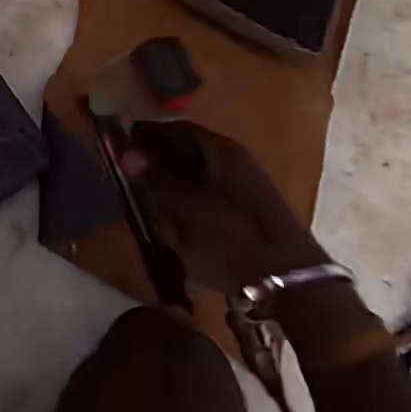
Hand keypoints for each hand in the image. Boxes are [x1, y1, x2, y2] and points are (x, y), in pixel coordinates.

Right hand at [124, 120, 328, 294]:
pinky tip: (176, 229)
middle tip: (131, 176)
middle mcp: (238, 163)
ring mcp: (248, 190)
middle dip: (160, 163)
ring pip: (201, 179)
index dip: (149, 135)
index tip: (121, 145)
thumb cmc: (231, 237)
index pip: (179, 129)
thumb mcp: (185, 207)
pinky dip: (190, 208)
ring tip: (149, 205)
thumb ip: (156, 179)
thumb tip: (127, 154)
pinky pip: (212, 202)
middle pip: (191, 153)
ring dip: (174, 187)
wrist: (289, 282)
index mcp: (223, 151)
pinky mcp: (251, 218)